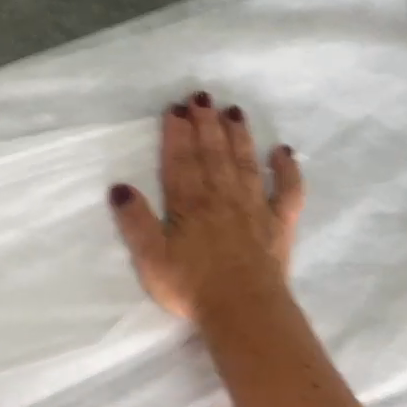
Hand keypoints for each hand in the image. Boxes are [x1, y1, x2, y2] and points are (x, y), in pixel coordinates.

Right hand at [109, 92, 304, 323]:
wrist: (244, 309)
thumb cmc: (189, 286)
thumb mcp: (149, 257)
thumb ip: (135, 221)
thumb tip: (120, 187)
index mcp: (188, 204)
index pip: (180, 161)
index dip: (176, 134)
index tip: (174, 109)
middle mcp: (221, 198)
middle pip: (212, 154)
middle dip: (205, 124)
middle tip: (201, 96)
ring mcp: (254, 209)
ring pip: (244, 163)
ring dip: (238, 136)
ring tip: (232, 111)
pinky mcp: (278, 225)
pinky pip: (287, 191)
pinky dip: (286, 169)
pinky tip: (282, 152)